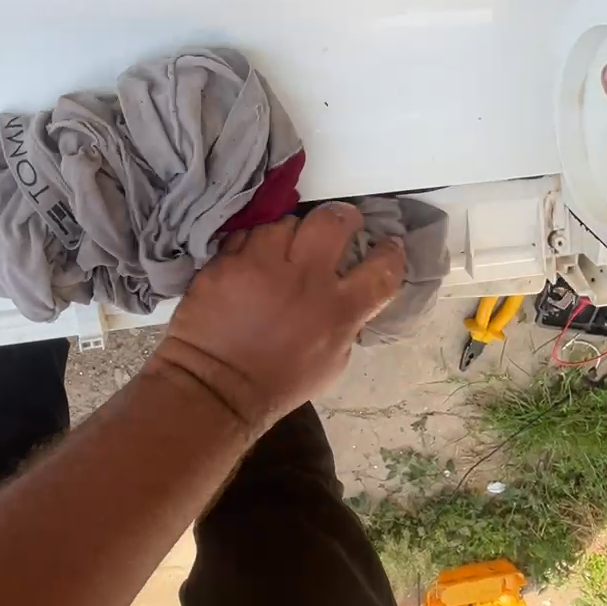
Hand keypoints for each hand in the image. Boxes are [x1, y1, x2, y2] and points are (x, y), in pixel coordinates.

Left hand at [146, 202, 407, 433]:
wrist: (215, 389)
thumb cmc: (278, 383)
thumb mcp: (333, 362)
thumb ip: (347, 322)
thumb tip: (351, 295)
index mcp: (338, 311)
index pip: (383, 268)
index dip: (391, 252)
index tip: (387, 245)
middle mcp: (305, 280)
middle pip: (334, 222)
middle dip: (343, 216)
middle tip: (339, 223)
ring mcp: (263, 265)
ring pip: (287, 222)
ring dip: (291, 233)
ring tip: (285, 249)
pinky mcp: (227, 261)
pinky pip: (248, 235)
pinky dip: (255, 244)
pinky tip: (253, 259)